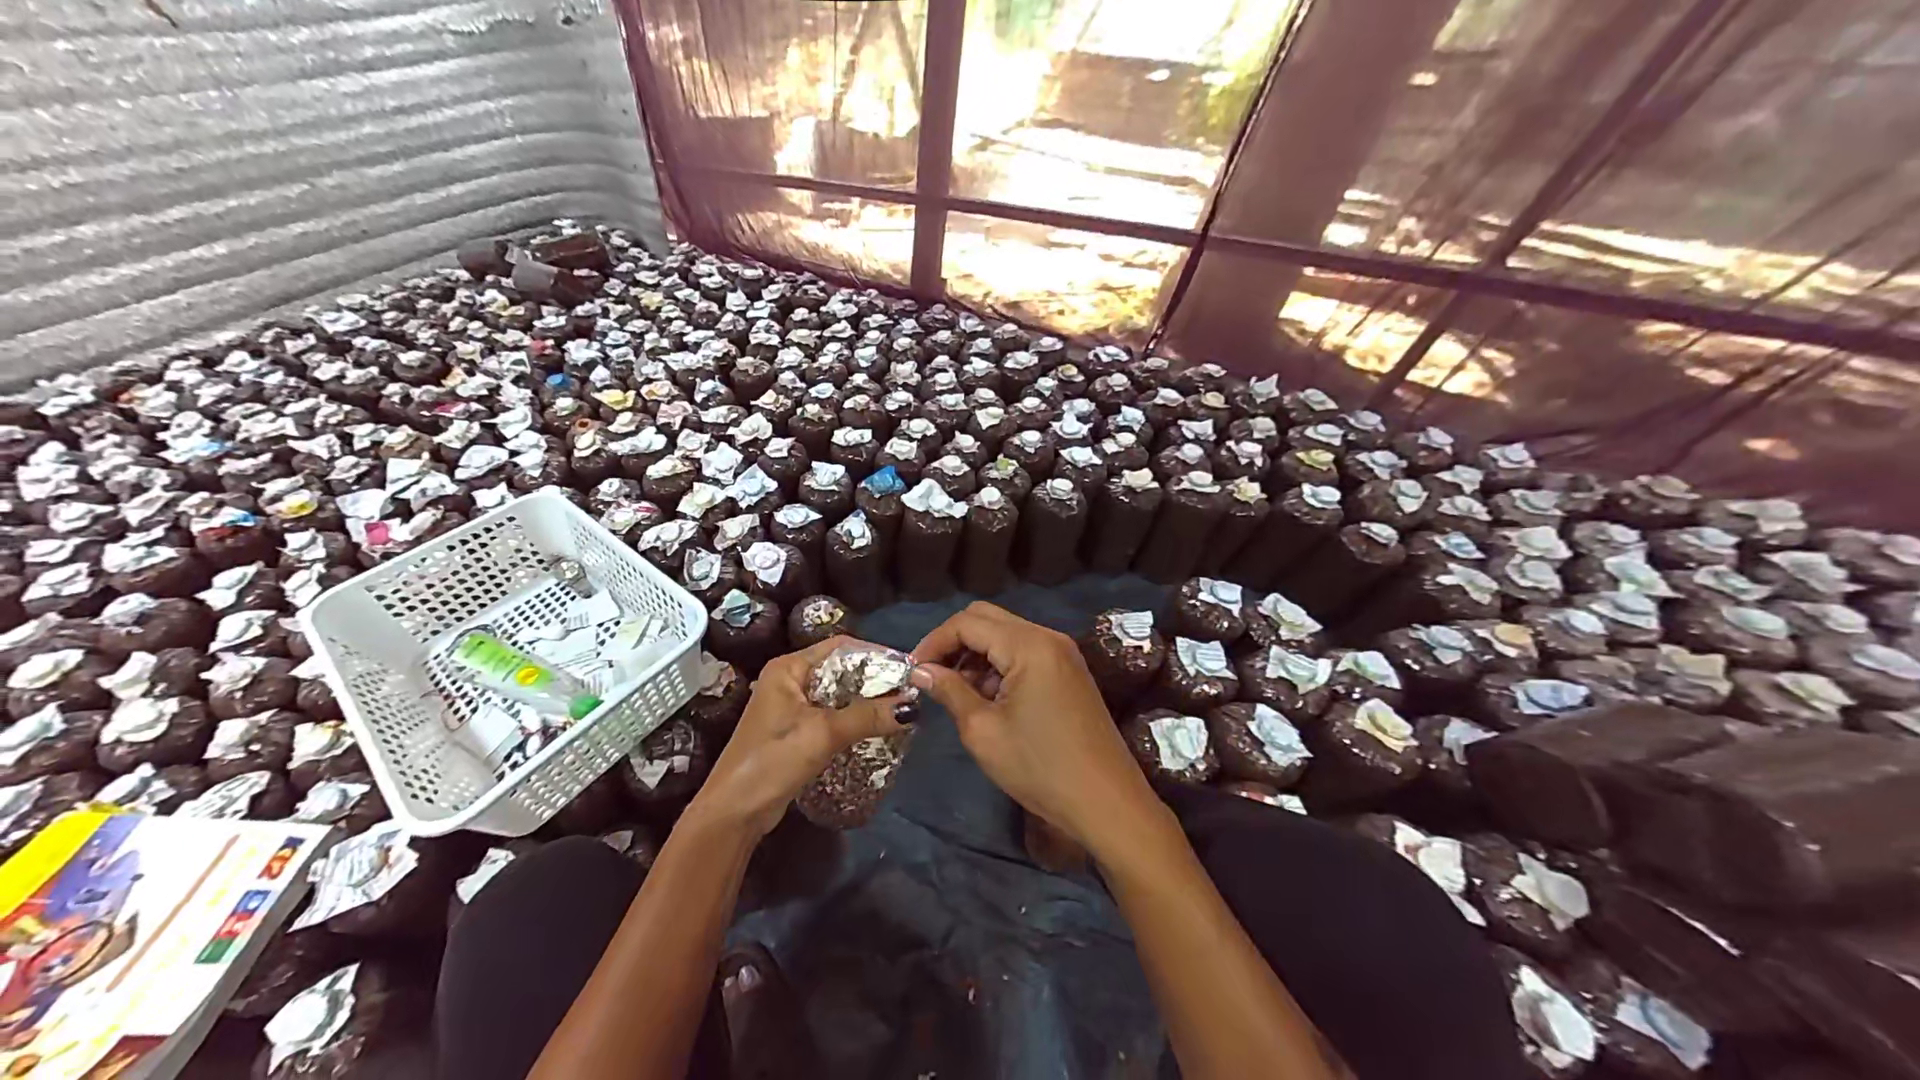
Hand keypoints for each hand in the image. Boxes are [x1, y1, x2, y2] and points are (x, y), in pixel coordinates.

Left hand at [686, 636, 909, 838]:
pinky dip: (854, 720)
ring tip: (900, 710)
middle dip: (874, 680)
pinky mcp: (796, 733)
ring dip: (866, 702)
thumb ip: (867, 716)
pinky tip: (877, 730)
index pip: (841, 647)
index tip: (907, 669)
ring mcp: (792, 708)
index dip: (875, 655)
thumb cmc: (773, 760)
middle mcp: (790, 681)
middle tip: (909, 691)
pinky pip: (833, 717)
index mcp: (789, 668)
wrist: (734, 812)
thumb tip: (912, 705)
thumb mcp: (823, 733)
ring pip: (839, 696)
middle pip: (841, 670)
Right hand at [911, 603, 1163, 853]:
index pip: (967, 622)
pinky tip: (985, 696)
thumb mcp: (983, 731)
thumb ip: (950, 691)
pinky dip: (998, 664)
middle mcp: (1048, 637)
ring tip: (954, 691)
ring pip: (1006, 634)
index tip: (912, 670)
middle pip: (987, 618)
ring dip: (975, 654)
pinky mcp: (1069, 672)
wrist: (1107, 802)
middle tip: (930, 676)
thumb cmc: (1040, 767)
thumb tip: (920, 671)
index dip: (934, 641)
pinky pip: (1025, 652)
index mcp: (1029, 645)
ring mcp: (1063, 653)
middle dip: (953, 642)